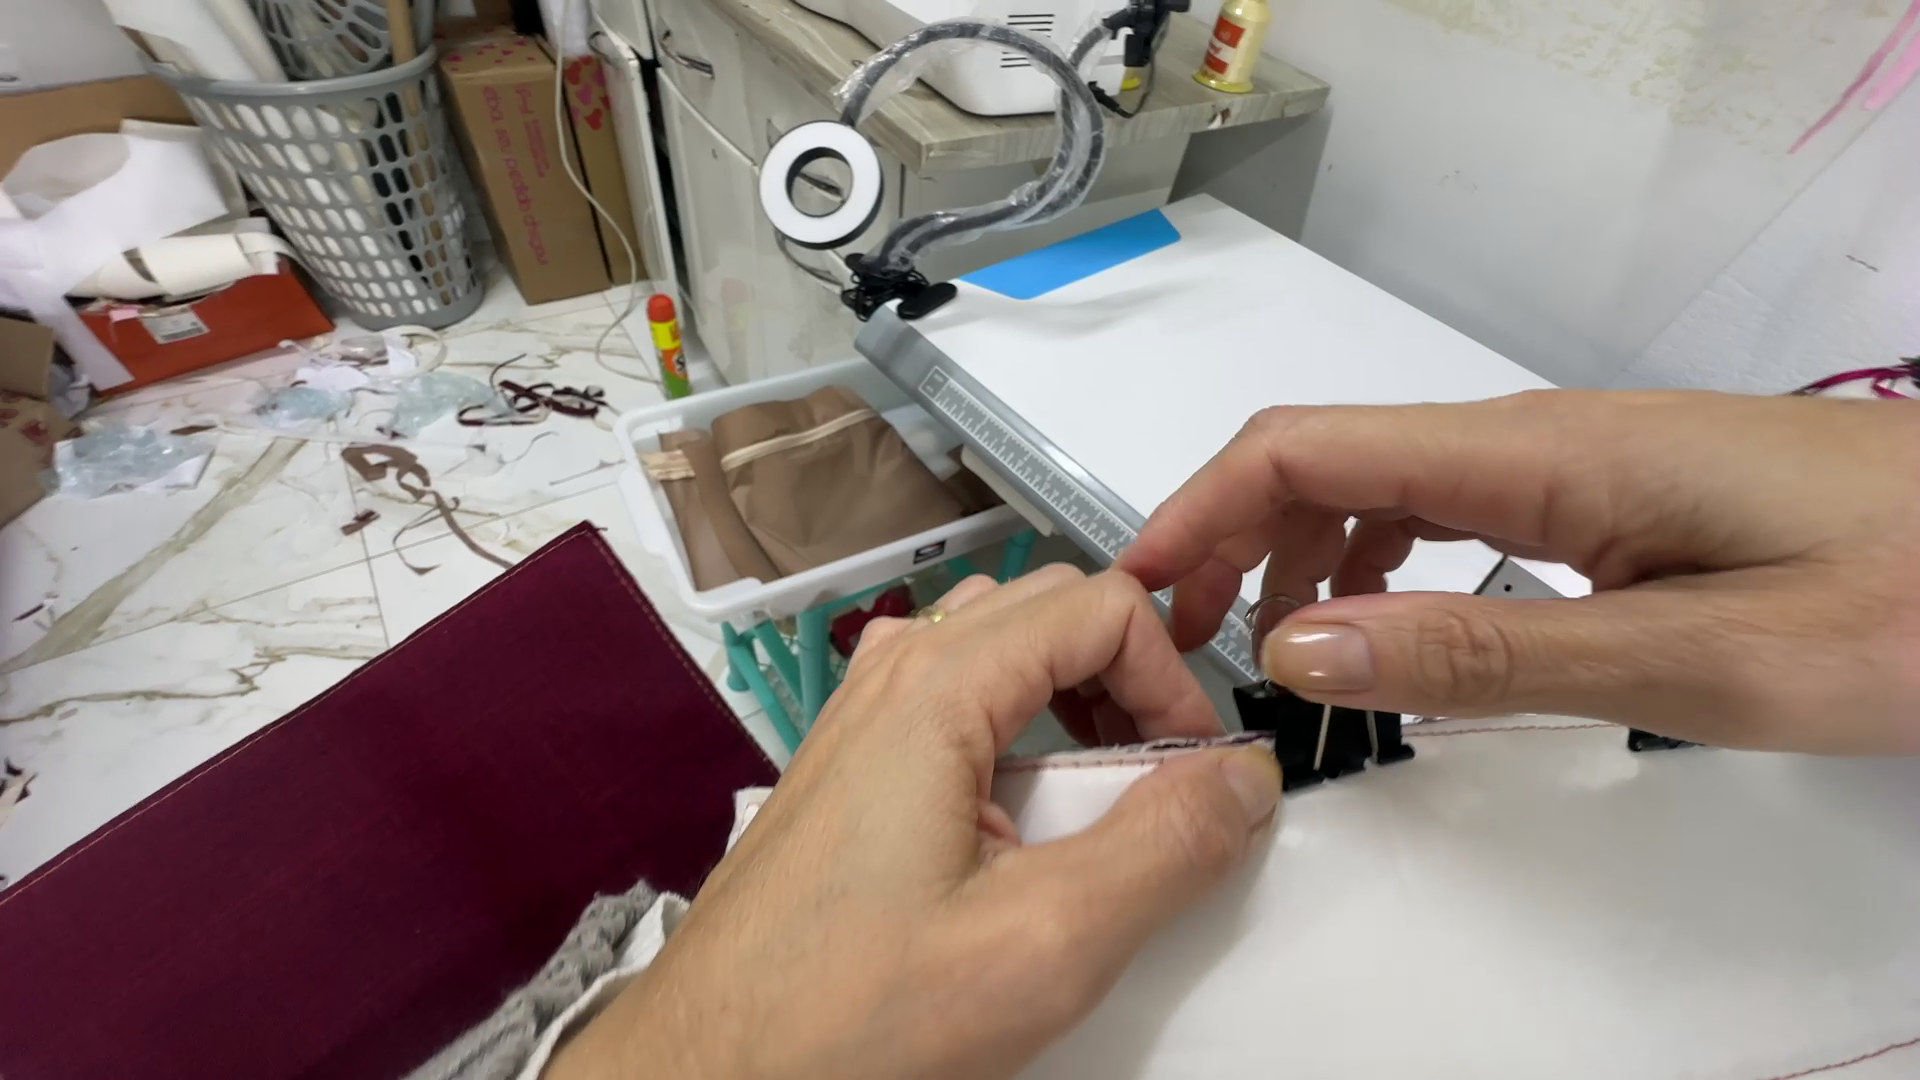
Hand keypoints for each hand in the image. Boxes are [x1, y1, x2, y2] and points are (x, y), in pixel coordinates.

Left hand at [546, 568, 1281, 1079]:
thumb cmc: (858, 1010)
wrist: (706, 1065)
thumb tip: (1245, 775)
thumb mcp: (1040, 944)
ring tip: (1097, 781)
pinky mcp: (856, 738)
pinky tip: (1021, 793)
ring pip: (1005, 633)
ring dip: (1073, 684)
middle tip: (1155, 773)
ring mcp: (868, 695)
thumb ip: (1163, 849)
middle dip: (1128, 670)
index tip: (1193, 770)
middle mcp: (899, 661)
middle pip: (1052, 605)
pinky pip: (959, 678)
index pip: (1101, 605)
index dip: (1171, 675)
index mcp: (941, 682)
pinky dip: (1020, 706)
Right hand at [1118, 390, 1919, 754]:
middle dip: (1215, 537)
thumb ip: (1484, 653)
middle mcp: (1508, 441)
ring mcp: (1534, 462)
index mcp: (1522, 455)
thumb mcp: (1706, 661)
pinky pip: (1412, 511)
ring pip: (1352, 486)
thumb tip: (1295, 651)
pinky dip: (1350, 562)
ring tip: (1257, 646)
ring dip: (1278, 556)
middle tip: (1176, 636)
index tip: (1135, 584)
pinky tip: (1361, 618)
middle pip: (1307, 459)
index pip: (1298, 449)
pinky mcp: (1562, 492)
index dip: (1195, 508)